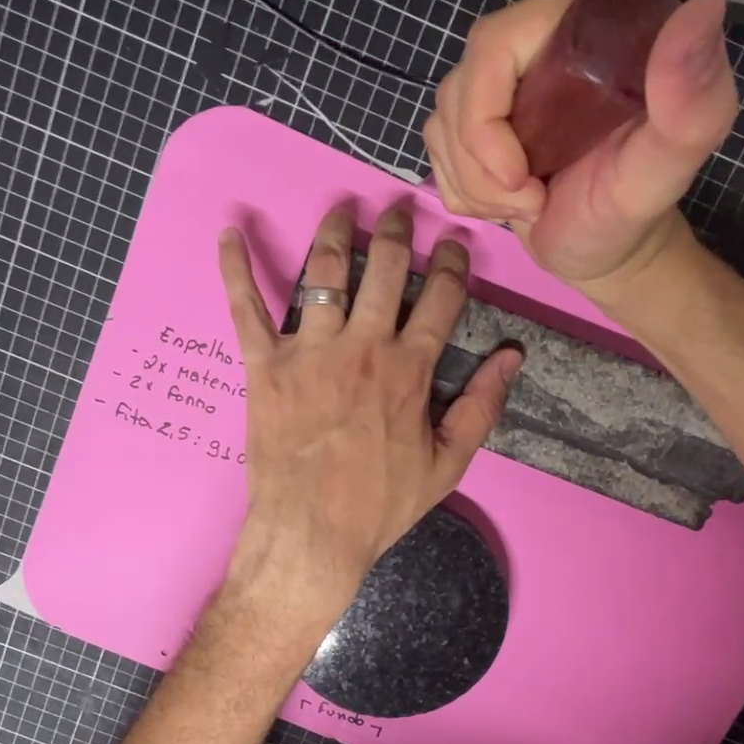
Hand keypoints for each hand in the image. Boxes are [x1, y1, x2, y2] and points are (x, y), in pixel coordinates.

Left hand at [216, 207, 521, 615]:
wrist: (312, 533)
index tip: (454, 243)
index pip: (441, 298)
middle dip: (398, 234)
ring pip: (324, 274)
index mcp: (410, 369)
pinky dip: (235, 269)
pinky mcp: (264, 367)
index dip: (453, 264)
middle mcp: (362, 347)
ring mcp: (309, 352)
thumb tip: (513, 356)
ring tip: (343, 210)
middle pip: (386, 270)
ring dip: (335, 234)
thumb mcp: (447, 464)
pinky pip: (246, 309)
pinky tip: (229, 234)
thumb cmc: (380, 505)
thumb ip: (481, 406)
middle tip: (400, 213)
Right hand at [423, 0, 738, 292]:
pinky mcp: (474, 127)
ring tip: (526, 205)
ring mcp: (498, 89)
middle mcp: (533, 47)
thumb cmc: (635, 212)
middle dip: (482, 166)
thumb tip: (702, 8)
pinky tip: (506, 204)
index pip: (494, 46)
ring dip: (475, 186)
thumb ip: (691, 99)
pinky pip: (436, 154)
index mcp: (581, 32)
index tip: (520, 178)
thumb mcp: (669, 164)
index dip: (487, 118)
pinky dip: (464, 194)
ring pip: (443, 126)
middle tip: (529, 201)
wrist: (606, 251)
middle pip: (459, 90)